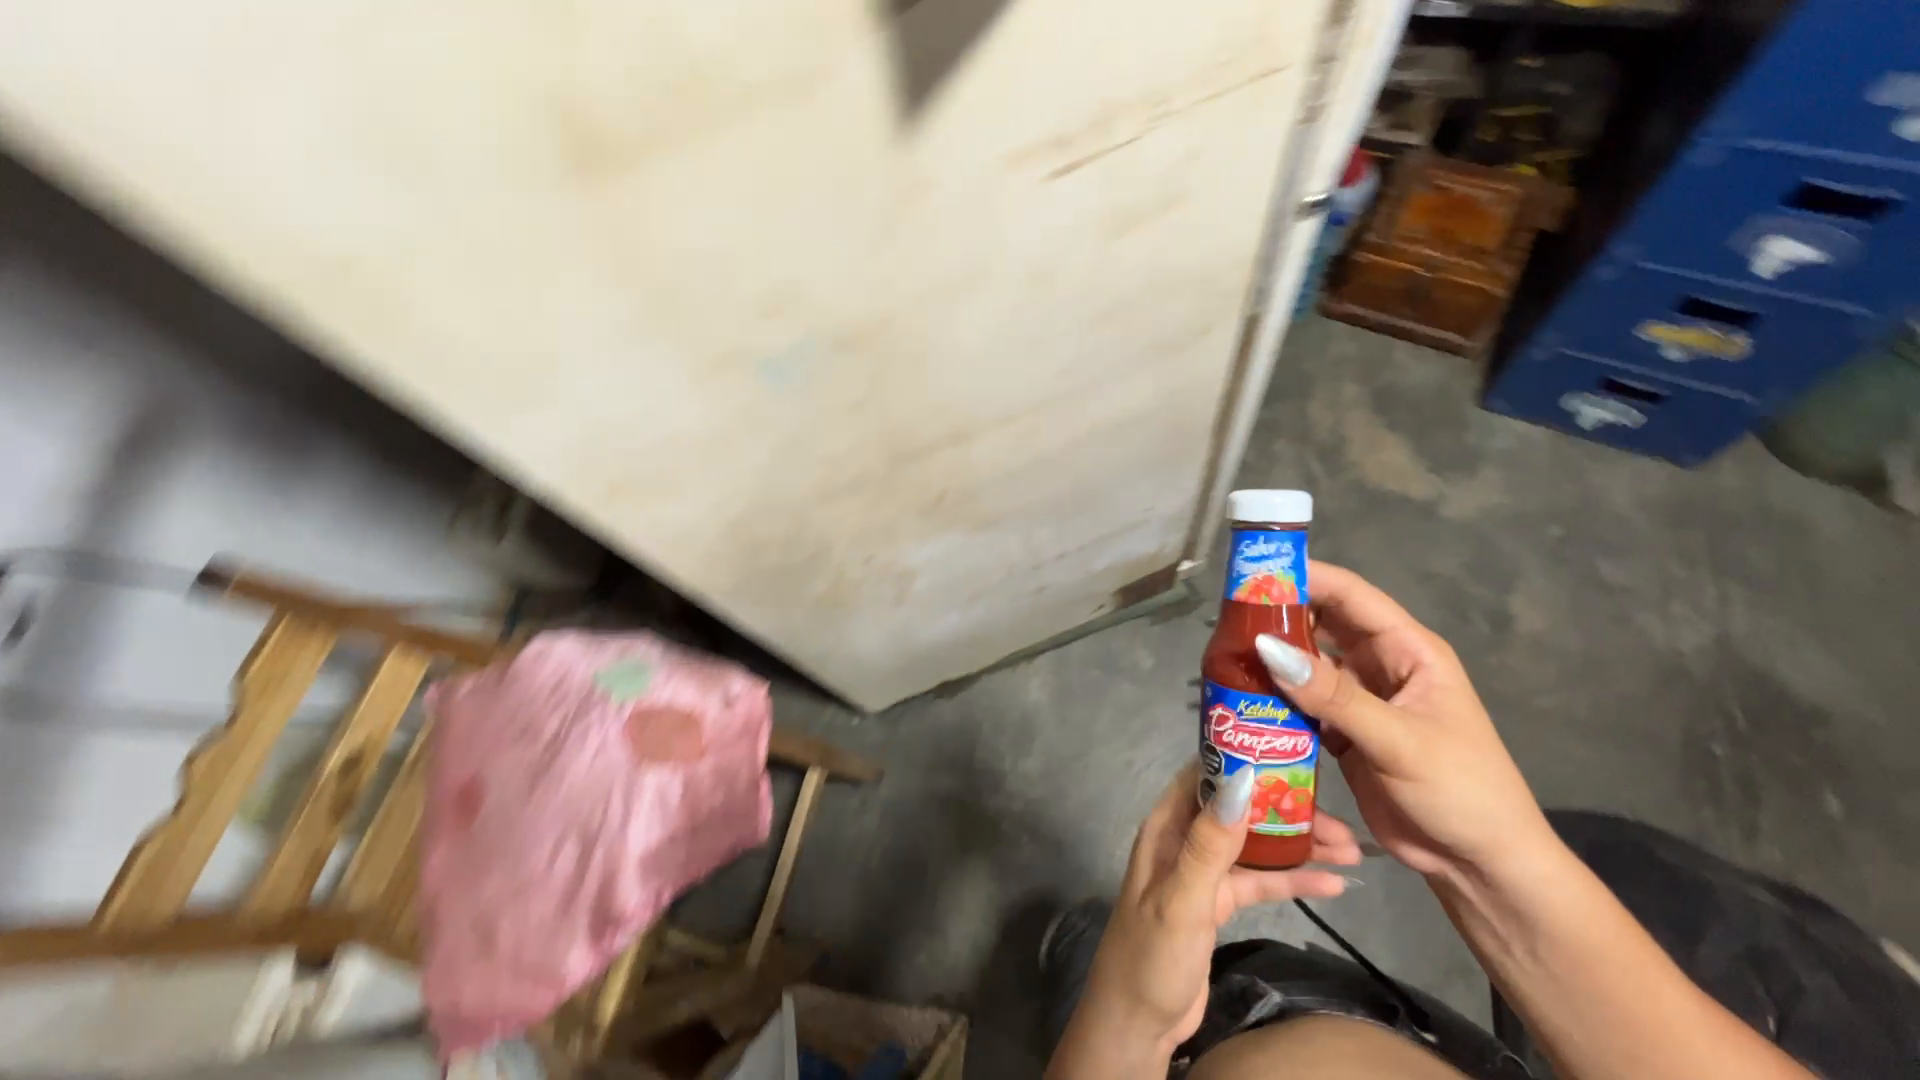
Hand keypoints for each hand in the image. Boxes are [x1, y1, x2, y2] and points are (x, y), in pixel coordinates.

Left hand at [1071, 764, 1360, 1056]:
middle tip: (1339, 818)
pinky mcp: (1218, 902)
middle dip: (1286, 808)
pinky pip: (1259, 881)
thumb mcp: (1182, 900)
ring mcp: (1203, 872)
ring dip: (1298, 845)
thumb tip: (1240, 782)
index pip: (1203, 776)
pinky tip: (1333, 884)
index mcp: (1166, 828)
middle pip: (1239, 809)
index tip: (1290, 752)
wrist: (1137, 1022)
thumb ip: (1209, 845)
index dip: (1242, 759)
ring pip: (1255, 845)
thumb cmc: (1150, 956)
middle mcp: (1184, 840)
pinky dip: (1292, 880)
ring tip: (1351, 849)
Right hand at [1252, 561, 1553, 881]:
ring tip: (1224, 655)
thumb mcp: (1398, 739)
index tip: (1253, 572)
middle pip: (1324, 625)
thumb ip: (1333, 696)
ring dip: (1273, 660)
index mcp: (1409, 651)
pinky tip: (1242, 700)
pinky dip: (1276, 700)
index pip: (1351, 596)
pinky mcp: (1345, 733)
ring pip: (1308, 666)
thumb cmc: (1460, 790)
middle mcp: (1382, 666)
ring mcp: (1361, 701)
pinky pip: (1303, 704)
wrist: (1478, 862)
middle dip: (1279, 617)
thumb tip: (1267, 649)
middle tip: (1225, 616)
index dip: (1305, 577)